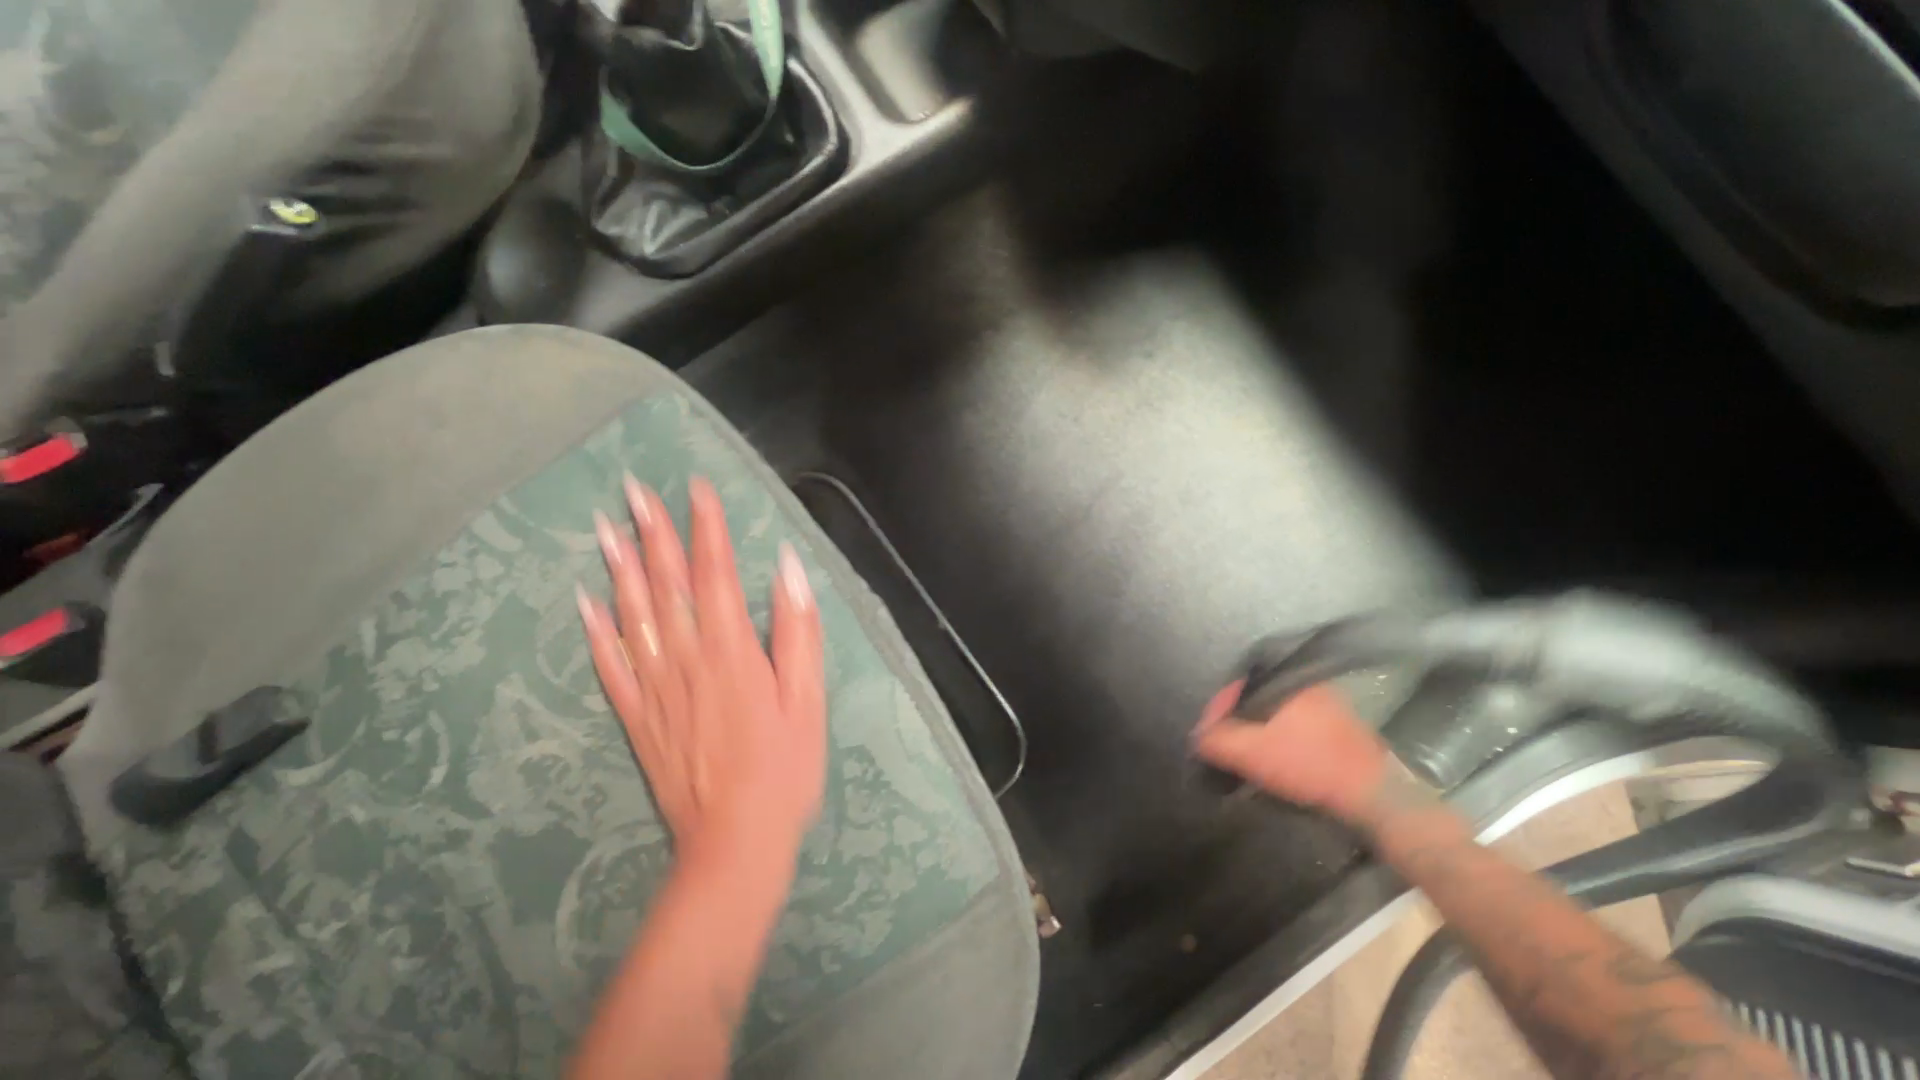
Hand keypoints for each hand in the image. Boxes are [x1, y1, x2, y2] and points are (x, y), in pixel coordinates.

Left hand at [577, 475, 826, 866]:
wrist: (734, 842)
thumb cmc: (784, 770)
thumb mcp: (808, 702)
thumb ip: (797, 633)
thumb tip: (788, 570)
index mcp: (732, 651)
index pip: (715, 574)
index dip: (705, 527)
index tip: (695, 487)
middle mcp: (686, 658)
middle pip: (666, 584)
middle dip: (653, 532)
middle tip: (634, 489)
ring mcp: (655, 688)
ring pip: (632, 616)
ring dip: (619, 568)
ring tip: (604, 527)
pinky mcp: (637, 717)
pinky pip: (610, 666)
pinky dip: (595, 631)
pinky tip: (584, 602)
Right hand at [1191, 681, 1393, 825]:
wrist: (1373, 794)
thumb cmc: (1310, 764)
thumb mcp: (1252, 753)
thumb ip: (1218, 740)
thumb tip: (1197, 736)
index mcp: (1289, 682)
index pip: (1238, 685)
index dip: (1215, 709)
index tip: (1205, 736)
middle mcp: (1310, 686)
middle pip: (1258, 699)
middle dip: (1236, 721)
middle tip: (1222, 745)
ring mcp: (1329, 707)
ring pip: (1278, 715)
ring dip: (1257, 733)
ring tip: (1243, 757)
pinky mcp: (1341, 731)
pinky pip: (1296, 728)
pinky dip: (1279, 741)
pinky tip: (1273, 763)